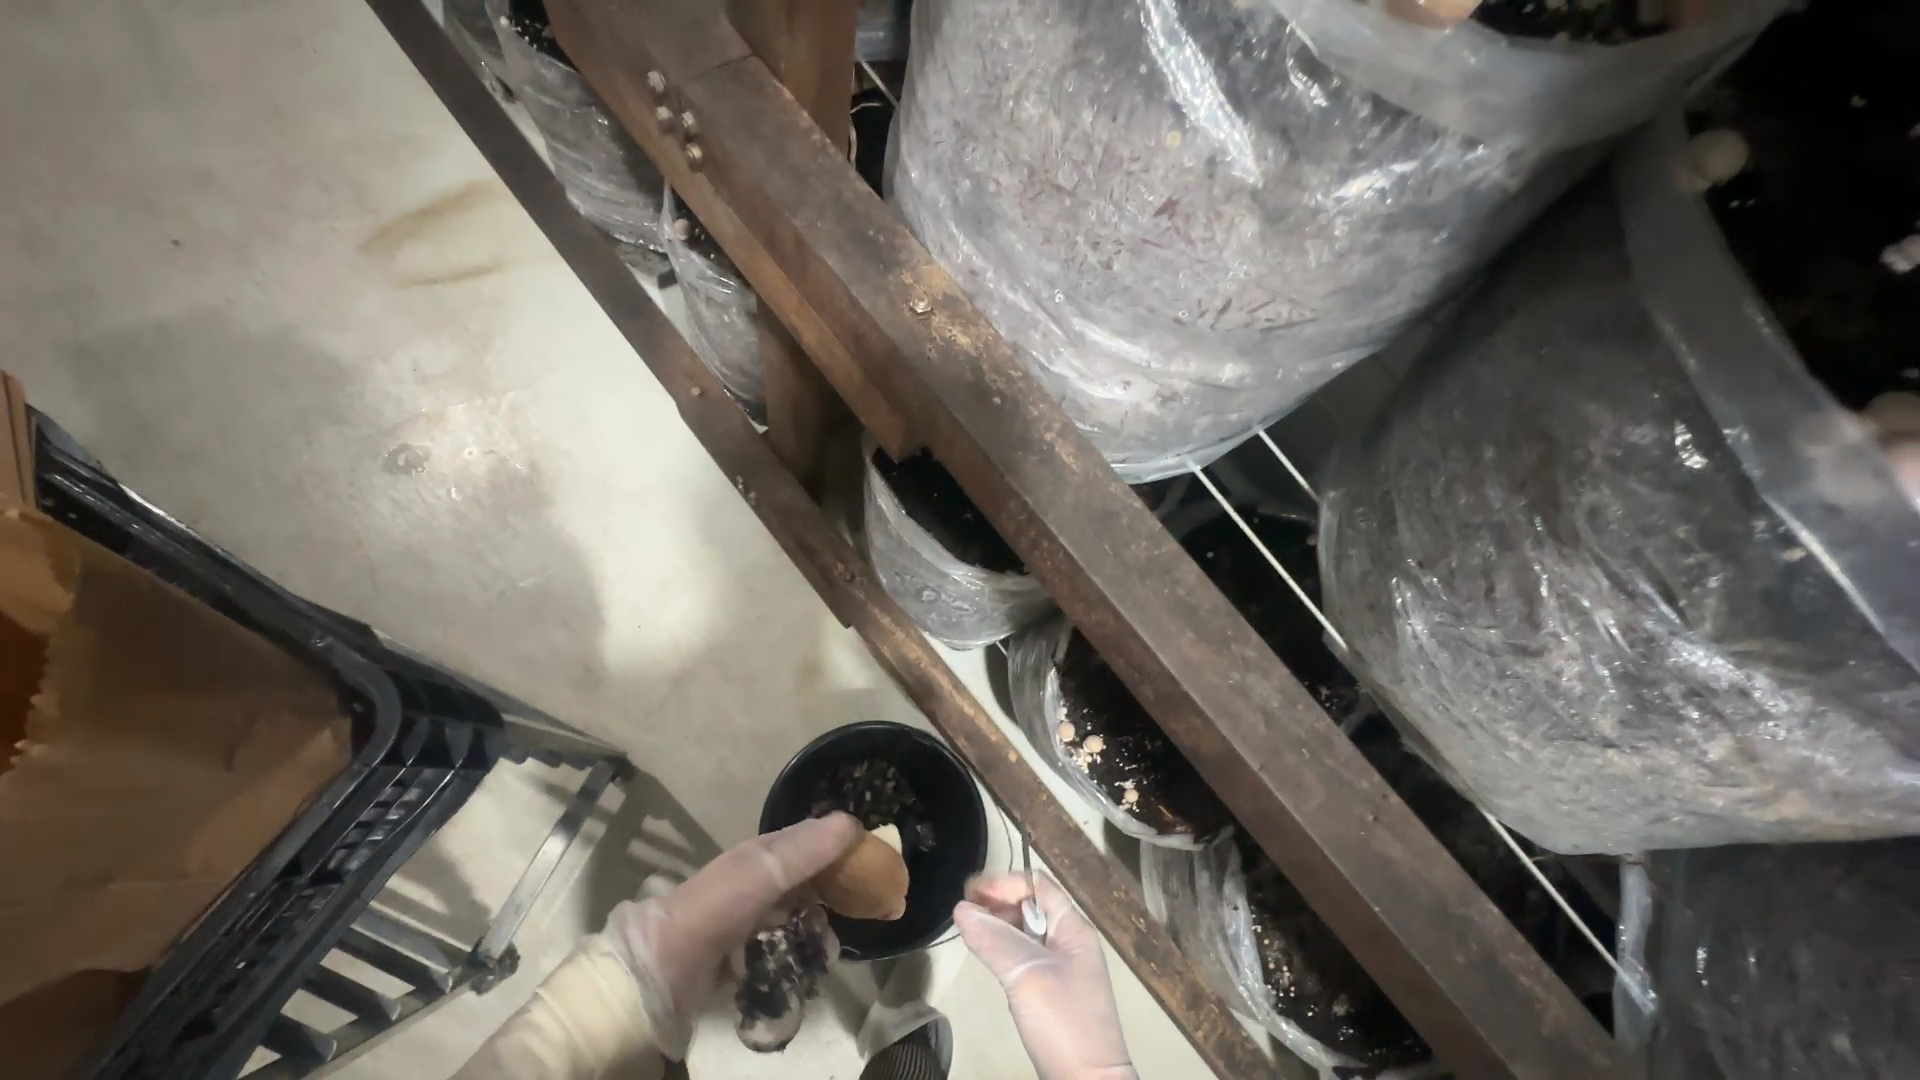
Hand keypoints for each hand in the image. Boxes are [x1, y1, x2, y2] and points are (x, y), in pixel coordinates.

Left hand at [599, 812, 861, 1054]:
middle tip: (873, 906)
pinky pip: (786, 941)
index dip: (845, 846)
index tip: (879, 862)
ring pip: (801, 910)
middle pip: (811, 876)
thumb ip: (802, 851)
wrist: (658, 974)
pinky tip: (814, 957)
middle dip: (842, 888)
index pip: (814, 839)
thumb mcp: (759, 874)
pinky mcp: (744, 949)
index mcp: (761, 853)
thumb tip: (851, 822)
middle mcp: (757, 879)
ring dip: (823, 923)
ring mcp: (750, 916)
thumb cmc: (713, 912)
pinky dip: (803, 947)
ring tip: (837, 942)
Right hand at [955, 873, 1136, 1079]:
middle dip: (997, 903)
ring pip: (1026, 932)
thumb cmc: (1062, 1019)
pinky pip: (1025, 958)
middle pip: (1031, 906)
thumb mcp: (1025, 974)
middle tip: (964, 912)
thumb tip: (960, 908)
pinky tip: (987, 958)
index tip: (970, 895)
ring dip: (998, 926)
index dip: (1004, 883)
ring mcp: (1063, 969)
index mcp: (1073, 928)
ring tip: (970, 932)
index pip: (1037, 885)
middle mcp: (1070, 942)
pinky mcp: (1053, 994)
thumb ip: (993, 939)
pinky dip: (1004, 951)